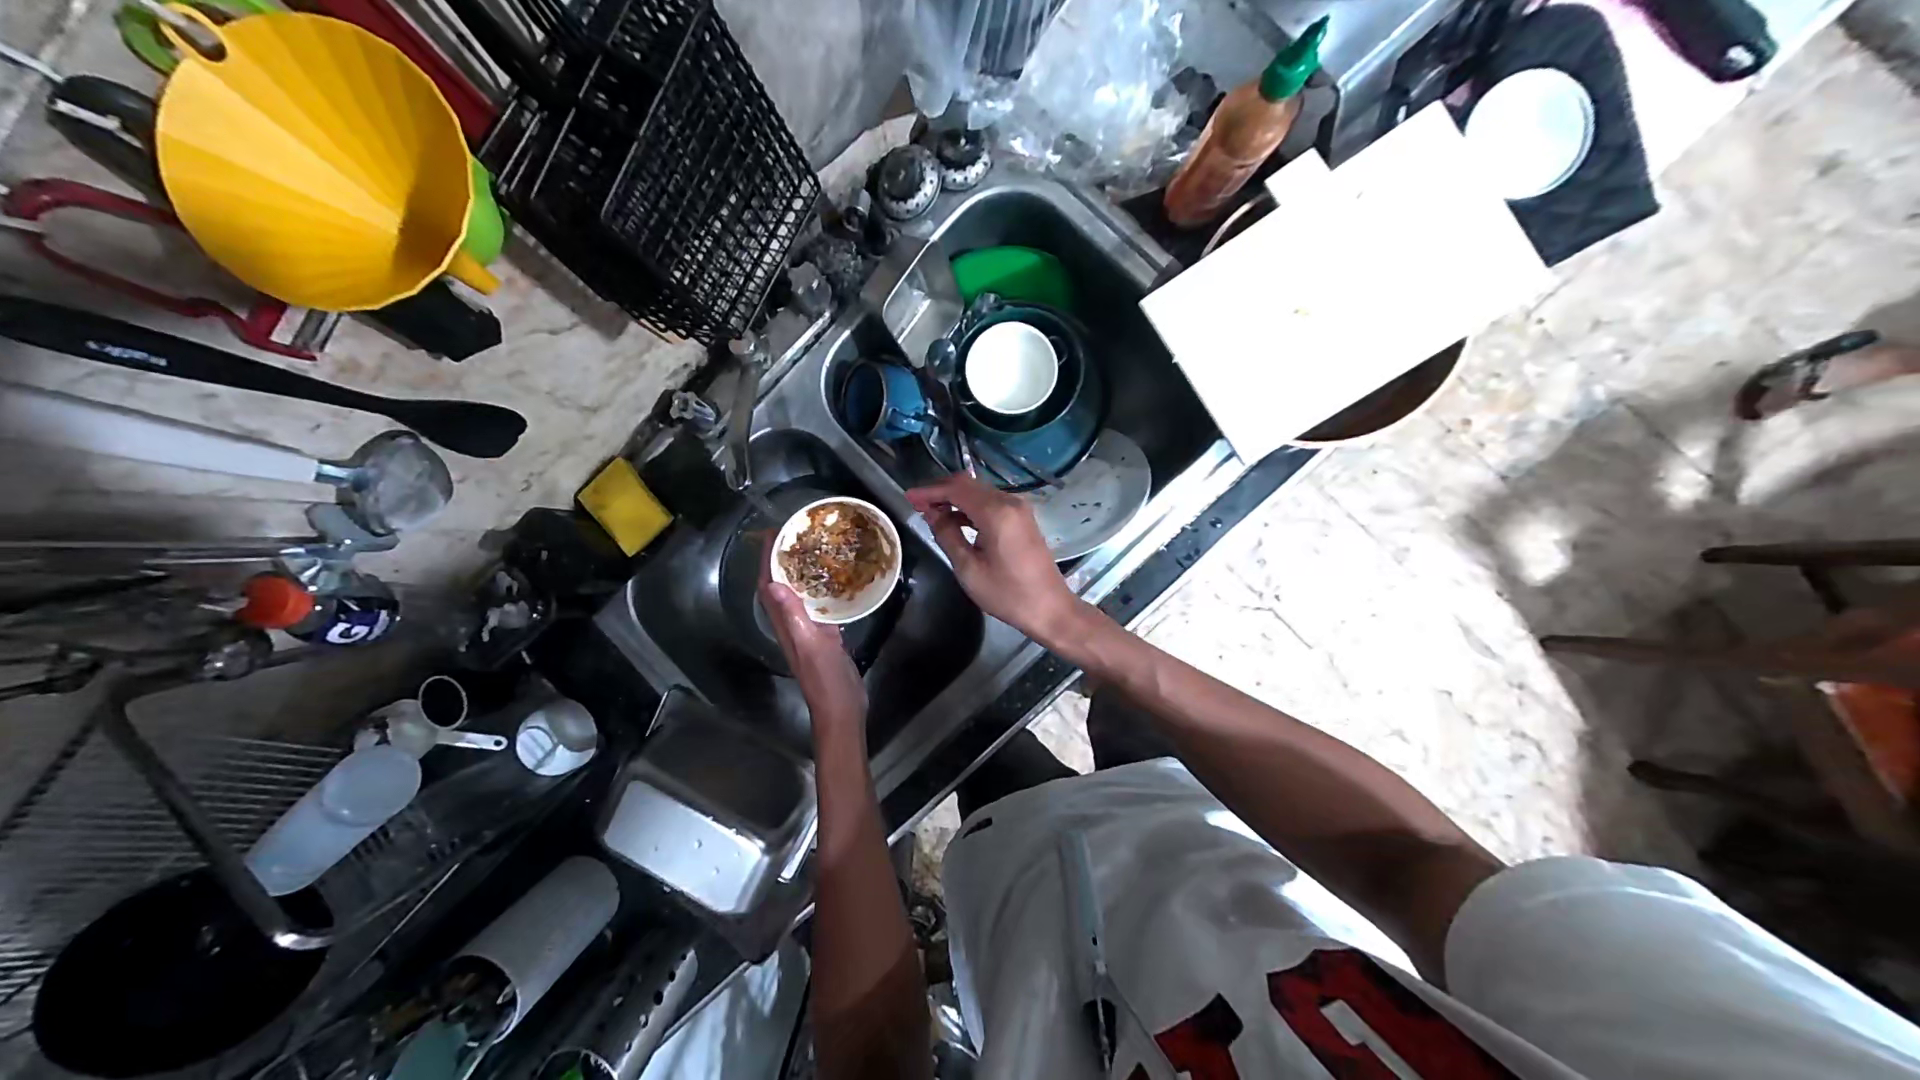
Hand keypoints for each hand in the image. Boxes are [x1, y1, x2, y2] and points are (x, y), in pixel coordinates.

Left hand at [759, 549, 865, 734]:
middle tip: (796, 535)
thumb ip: (793, 617)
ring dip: (802, 572)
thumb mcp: (810, 644)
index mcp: (784, 625)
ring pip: (800, 594)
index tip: (773, 534)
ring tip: (814, 549)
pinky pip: (819, 606)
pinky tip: (836, 581)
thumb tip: (774, 584)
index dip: (767, 560)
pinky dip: (822, 590)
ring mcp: (808, 631)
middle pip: (781, 586)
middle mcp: (792, 625)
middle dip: (783, 560)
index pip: (769, 586)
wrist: (842, 707)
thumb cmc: (825, 679)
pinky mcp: (825, 637)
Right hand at [905, 473, 1085, 643]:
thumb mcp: (968, 569)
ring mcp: (1019, 509)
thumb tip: (932, 513)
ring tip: (930, 511)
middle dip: (940, 490)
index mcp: (996, 513)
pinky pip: (991, 503)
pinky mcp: (1022, 518)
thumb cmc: (1007, 594)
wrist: (1050, 608)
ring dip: (955, 497)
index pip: (956, 489)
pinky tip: (955, 519)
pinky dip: (970, 506)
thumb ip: (948, 535)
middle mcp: (1009, 502)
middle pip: (968, 484)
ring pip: (979, 491)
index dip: (930, 490)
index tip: (909, 497)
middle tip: (916, 503)